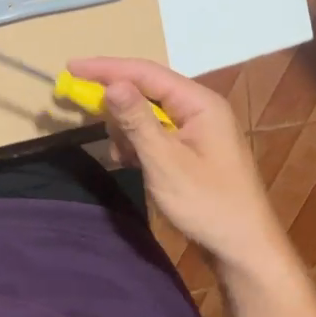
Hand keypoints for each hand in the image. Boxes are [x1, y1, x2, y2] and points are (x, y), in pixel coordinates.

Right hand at [68, 56, 297, 280]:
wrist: (244, 249)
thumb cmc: (207, 203)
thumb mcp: (165, 161)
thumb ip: (136, 121)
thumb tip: (111, 84)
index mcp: (199, 103)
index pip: (146, 72)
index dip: (106, 68)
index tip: (71, 67)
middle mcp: (199, 108)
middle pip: (146, 89)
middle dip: (115, 101)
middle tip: (80, 107)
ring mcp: (197, 129)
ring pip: (147, 112)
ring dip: (126, 129)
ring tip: (122, 154)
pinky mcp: (191, 149)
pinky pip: (155, 133)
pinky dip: (136, 143)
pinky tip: (129, 162)